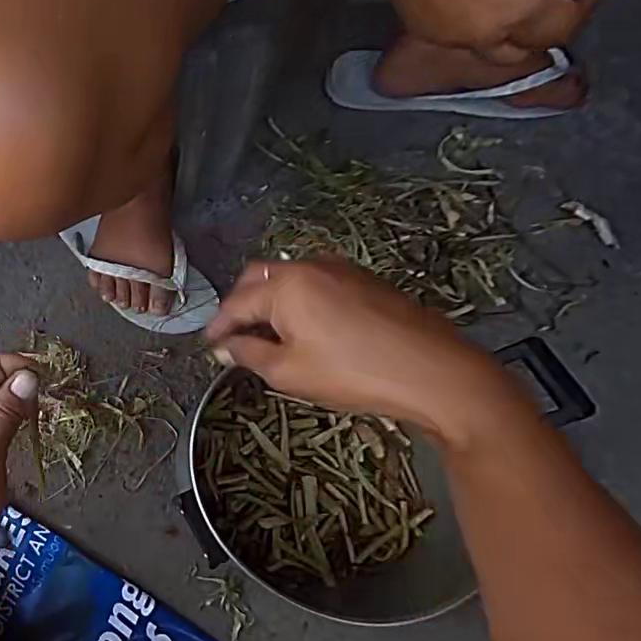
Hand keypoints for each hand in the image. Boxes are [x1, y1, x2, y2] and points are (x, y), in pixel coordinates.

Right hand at [204, 261, 532, 448]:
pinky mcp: (364, 280)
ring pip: (289, 277)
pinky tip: (304, 327)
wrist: (431, 370)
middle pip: (259, 278)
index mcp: (285, 285)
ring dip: (270, 300)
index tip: (208, 346)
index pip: (236, 303)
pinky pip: (316, 282)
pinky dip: (298, 300)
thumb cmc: (351, 374)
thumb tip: (226, 347)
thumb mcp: (289, 372)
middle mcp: (310, 266)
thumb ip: (249, 355)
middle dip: (240, 305)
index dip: (218, 327)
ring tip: (266, 334)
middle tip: (234, 337)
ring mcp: (341, 269)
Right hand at [373, 0, 602, 52]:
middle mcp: (488, 35)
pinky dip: (470, 19)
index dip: (585, 3)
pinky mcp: (422, 27)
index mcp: (529, 10)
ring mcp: (451, 36)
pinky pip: (456, 34)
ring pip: (487, 46)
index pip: (566, 27)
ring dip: (503, 27)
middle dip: (539, 29)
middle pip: (522, 51)